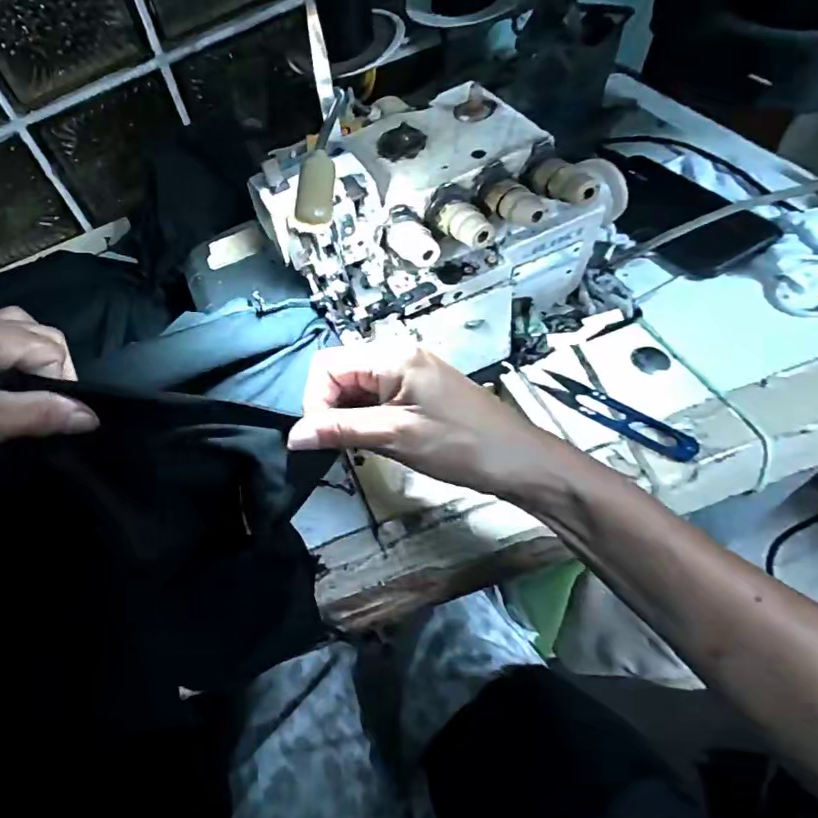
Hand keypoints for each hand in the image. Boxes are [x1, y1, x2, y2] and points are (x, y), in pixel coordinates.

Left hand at [0, 307, 98, 487]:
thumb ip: (41, 414)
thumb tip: (91, 415)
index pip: (51, 347)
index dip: (66, 384)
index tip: (60, 423)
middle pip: (36, 334)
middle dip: (53, 369)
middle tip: (49, 413)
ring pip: (12, 338)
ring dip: (29, 366)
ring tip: (28, 403)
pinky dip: (5, 367)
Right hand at [286, 343, 582, 499]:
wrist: (523, 464)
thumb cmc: (462, 446)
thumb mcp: (395, 437)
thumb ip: (340, 430)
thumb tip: (294, 436)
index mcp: (391, 356)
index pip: (327, 366)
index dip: (316, 400)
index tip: (323, 436)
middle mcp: (397, 354)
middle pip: (338, 373)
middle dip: (330, 408)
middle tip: (342, 443)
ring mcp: (409, 370)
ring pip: (355, 387)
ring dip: (348, 415)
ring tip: (363, 444)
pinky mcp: (418, 389)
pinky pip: (375, 395)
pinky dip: (366, 417)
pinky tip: (377, 439)